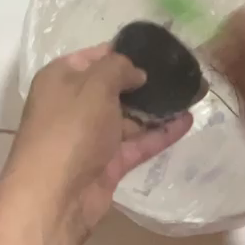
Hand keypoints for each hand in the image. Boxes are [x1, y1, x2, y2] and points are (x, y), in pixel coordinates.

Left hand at [0, 45, 191, 241]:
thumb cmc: (70, 128)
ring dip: (155, 109)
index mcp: (60, 79)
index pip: (93, 57)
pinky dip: (160, 134)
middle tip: (178, 73)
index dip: (122, 52)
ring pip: (128, 118)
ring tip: (189, 95)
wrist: (55, 194)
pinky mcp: (108, 164)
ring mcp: (91, 137)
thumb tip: (137, 74)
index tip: (154, 51)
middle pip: (112, 89)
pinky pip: (138, 144)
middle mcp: (74, 106)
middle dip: (143, 83)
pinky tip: (186, 121)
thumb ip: (119, 68)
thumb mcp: (95, 85)